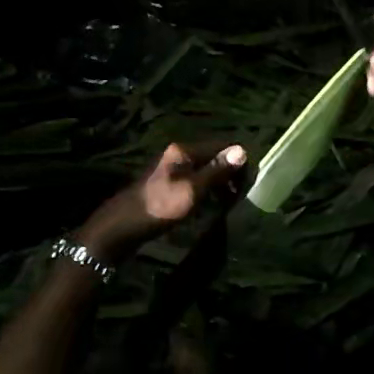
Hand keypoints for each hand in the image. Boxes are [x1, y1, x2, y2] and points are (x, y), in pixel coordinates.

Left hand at [77, 143, 245, 260]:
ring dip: (219, 184)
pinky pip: (195, 183)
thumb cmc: (159, 207)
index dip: (239, 161)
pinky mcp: (168, 187)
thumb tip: (242, 150)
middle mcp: (178, 155)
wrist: (122, 227)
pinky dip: (207, 192)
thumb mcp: (192, 190)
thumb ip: (216, 171)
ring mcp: (171, 171)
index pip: (221, 146)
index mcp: (184, 151)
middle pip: (213, 158)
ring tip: (230, 203)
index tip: (251, 182)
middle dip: (230, 174)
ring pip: (204, 172)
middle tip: (242, 195)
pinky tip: (212, 206)